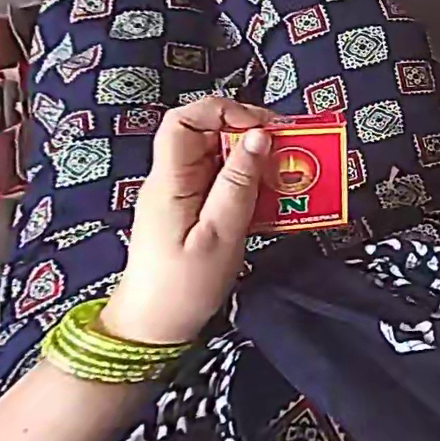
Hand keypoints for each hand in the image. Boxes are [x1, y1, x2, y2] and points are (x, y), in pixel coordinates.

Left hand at [100, 98, 275, 344]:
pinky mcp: (195, 206)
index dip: (224, 111)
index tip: (263, 128)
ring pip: (220, 153)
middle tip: (287, 145)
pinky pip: (225, 177)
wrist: (152, 329)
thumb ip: (239, 183)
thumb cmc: (182, 287)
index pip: (185, 119)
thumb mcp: (219, 235)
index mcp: (170, 180)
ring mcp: (183, 191)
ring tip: (287, 168)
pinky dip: (251, 178)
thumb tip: (260, 137)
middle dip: (250, 131)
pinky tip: (272, 192)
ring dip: (255, 156)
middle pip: (208, 131)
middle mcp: (174, 178)